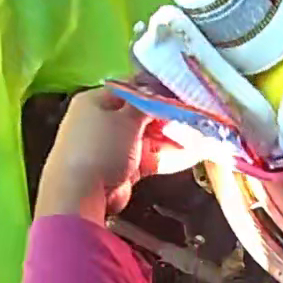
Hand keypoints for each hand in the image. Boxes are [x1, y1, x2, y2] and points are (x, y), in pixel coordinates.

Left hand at [35, 89, 204, 222]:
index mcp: (96, 102)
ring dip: (173, 139)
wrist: (82, 192)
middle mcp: (103, 122)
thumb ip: (146, 105)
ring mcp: (114, 148)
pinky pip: (150, 158)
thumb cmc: (101, 146)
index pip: (130, 91)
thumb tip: (158, 94)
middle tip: (194, 119)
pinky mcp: (124, 169)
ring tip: (200, 137)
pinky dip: (169, 157)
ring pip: (149, 139)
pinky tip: (193, 154)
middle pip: (142, 116)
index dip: (156, 93)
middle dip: (169, 119)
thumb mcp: (126, 118)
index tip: (181, 97)